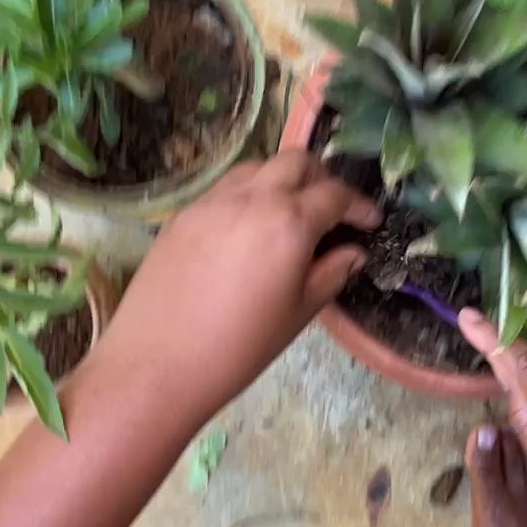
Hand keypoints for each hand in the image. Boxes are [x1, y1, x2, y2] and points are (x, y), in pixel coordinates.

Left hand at [96, 153, 381, 418]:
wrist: (156, 365)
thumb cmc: (239, 347)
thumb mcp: (299, 313)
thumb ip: (331, 273)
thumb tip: (352, 252)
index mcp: (289, 222)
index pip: (335, 195)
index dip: (359, 205)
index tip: (370, 220)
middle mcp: (253, 198)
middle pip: (296, 161)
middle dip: (321, 178)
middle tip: (330, 209)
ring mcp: (212, 201)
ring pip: (257, 168)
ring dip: (282, 179)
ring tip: (287, 213)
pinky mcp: (183, 213)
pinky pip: (225, 188)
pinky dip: (247, 195)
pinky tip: (246, 230)